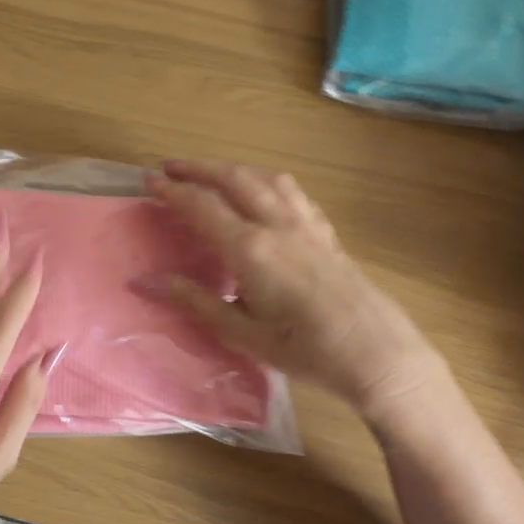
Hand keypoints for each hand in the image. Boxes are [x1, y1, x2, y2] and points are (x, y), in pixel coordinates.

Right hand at [145, 159, 440, 418]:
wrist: (377, 355)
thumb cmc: (303, 350)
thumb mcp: (240, 334)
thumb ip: (194, 300)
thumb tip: (145, 281)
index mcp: (251, 250)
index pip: (203, 207)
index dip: (173, 191)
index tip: (148, 181)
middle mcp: (279, 227)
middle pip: (236, 180)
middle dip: (200, 169)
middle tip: (171, 168)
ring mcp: (307, 227)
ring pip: (268, 179)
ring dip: (234, 170)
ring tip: (212, 174)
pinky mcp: (327, 235)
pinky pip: (293, 194)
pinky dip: (268, 183)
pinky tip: (264, 193)